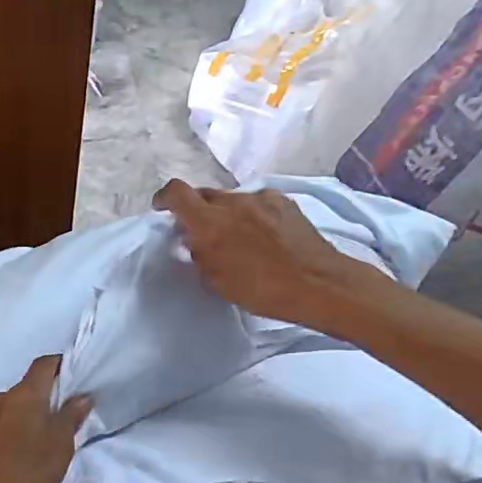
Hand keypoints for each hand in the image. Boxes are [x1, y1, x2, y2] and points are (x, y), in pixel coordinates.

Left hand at [0, 355, 92, 482]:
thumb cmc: (31, 469)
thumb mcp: (62, 443)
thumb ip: (72, 415)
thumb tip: (82, 395)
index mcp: (25, 394)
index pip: (42, 365)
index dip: (58, 363)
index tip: (70, 372)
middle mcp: (0, 397)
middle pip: (26, 386)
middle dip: (42, 393)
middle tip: (59, 412)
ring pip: (9, 404)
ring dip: (23, 410)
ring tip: (36, 433)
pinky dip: (8, 424)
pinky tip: (14, 445)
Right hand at [153, 178, 390, 331]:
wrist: (319, 284)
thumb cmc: (261, 290)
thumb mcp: (216, 279)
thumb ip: (199, 252)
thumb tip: (194, 238)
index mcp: (209, 222)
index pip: (176, 192)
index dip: (165, 197)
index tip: (162, 209)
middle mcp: (233, 202)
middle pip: (204, 195)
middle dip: (197, 211)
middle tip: (201, 234)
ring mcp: (262, 198)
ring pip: (232, 200)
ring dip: (226, 215)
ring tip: (237, 239)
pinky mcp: (284, 201)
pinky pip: (257, 203)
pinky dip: (251, 215)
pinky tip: (263, 236)